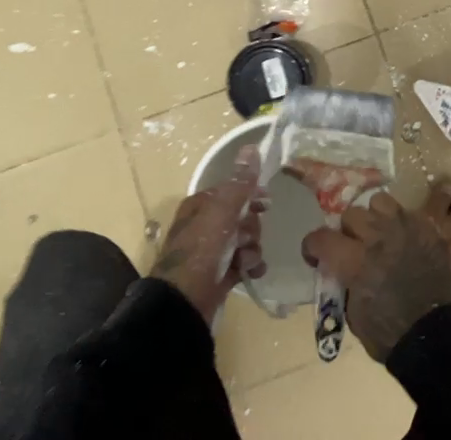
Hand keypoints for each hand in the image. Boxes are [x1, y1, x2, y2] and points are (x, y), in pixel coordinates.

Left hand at [150, 152, 267, 324]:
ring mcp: (212, 252)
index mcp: (201, 205)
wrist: (183, 303)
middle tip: (245, 238)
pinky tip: (250, 272)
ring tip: (245, 260)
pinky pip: (243, 262)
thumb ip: (240, 183)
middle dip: (251, 227)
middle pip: (242, 216)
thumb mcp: (221, 212)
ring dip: (251, 249)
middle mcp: (205, 226)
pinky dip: (250, 266)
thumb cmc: (201, 251)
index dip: (251, 195)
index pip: (233, 191)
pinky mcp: (219, 274)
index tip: (267, 202)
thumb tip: (252, 146)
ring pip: (245, 240)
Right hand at [300, 191, 450, 361]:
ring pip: (379, 202)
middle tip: (353, 248)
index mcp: (355, 261)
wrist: (439, 336)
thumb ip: (344, 284)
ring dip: (374, 218)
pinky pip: (407, 212)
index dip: (312, 246)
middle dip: (346, 231)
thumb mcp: (353, 315)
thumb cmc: (391, 335)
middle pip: (350, 215)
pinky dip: (399, 223)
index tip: (316, 256)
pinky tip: (403, 240)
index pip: (321, 237)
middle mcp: (378, 236)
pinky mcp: (428, 228)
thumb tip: (340, 272)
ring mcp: (405, 228)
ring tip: (379, 236)